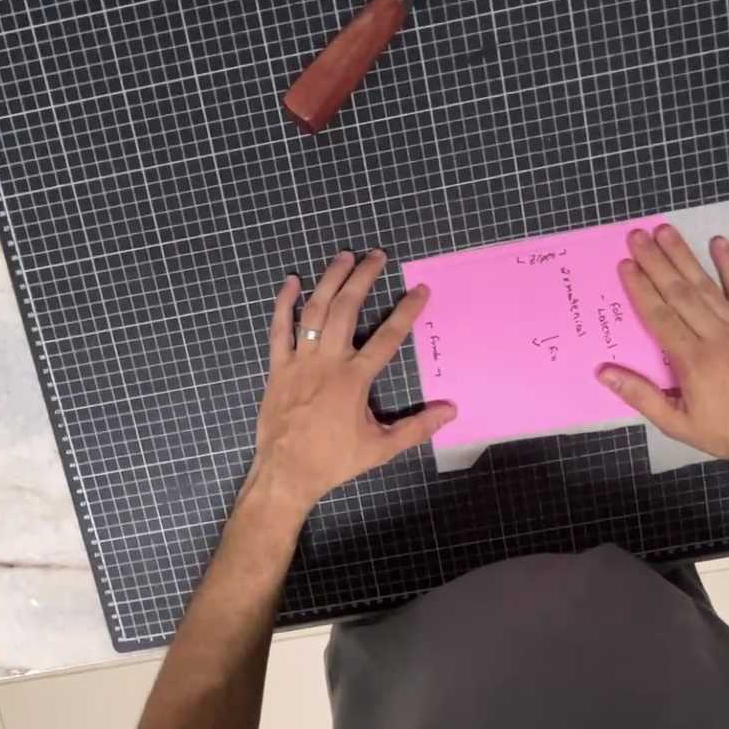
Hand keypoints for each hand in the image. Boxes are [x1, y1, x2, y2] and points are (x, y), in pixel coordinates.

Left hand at [246, 250, 455, 519]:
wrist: (286, 472)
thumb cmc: (334, 461)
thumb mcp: (381, 447)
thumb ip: (417, 427)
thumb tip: (450, 411)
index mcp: (354, 379)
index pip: (387, 337)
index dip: (406, 311)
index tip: (419, 290)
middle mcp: (327, 362)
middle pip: (346, 309)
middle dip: (363, 279)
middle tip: (376, 256)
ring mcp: (299, 362)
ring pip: (314, 311)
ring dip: (329, 281)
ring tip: (344, 257)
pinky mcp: (278, 367)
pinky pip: (279, 329)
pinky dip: (284, 303)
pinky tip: (291, 282)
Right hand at [599, 225, 728, 487]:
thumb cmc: (723, 434)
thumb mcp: (675, 423)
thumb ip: (640, 395)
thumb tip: (604, 372)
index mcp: (692, 361)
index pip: (660, 316)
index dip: (640, 288)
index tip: (625, 264)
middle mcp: (716, 338)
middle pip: (680, 293)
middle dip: (656, 262)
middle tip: (637, 235)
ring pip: (707, 286)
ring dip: (684, 257)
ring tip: (665, 231)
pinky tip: (719, 243)